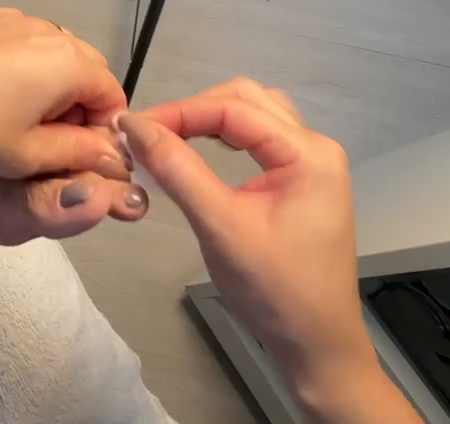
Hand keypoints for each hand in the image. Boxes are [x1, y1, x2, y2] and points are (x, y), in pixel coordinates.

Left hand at [0, 9, 129, 181]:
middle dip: (78, 103)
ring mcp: (13, 17)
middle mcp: (48, 30)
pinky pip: (19, 39)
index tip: (74, 153)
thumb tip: (113, 154)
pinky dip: (18, 63)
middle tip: (45, 137)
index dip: (101, 129)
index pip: (112, 95)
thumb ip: (80, 153)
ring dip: (48, 81)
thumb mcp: (28, 155)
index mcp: (68, 62)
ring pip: (51, 51)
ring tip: (12, 114)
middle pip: (85, 68)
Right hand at [120, 80, 377, 394]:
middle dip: (192, 110)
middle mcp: (314, 148)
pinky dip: (222, 132)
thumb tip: (133, 125)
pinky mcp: (297, 177)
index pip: (232, 109)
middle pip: (243, 99)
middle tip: (149, 133)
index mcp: (308, 155)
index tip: (134, 128)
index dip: (179, 112)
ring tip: (170, 136)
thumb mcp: (221, 227)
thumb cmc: (275, 291)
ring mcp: (309, 162)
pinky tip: (199, 146)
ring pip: (250, 111)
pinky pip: (255, 135)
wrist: (316, 349)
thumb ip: (178, 170)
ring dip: (207, 115)